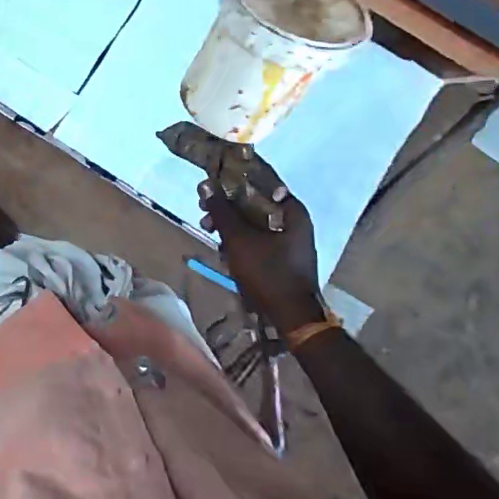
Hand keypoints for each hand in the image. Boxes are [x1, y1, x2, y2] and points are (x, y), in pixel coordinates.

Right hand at [200, 185, 323, 332]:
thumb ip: (222, 211)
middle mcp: (294, 222)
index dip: (236, 179)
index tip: (214, 182)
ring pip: (253, 223)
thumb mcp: (239, 239)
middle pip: (255, 203)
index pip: (263, 181)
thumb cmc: (268, 273)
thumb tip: (206, 185)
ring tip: (207, 228)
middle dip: (228, 206)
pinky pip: (257, 240)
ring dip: (230, 224)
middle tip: (204, 207)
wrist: (292, 319)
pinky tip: (222, 248)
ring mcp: (289, 242)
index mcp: (292, 212)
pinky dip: (240, 240)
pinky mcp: (281, 258)